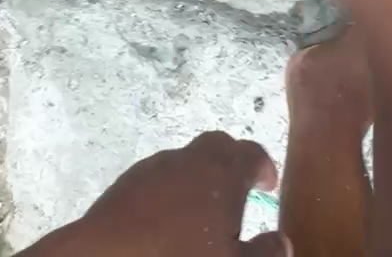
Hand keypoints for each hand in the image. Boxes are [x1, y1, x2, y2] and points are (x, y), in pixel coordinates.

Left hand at [20, 132, 289, 256]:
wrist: (109, 256)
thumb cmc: (181, 256)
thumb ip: (262, 252)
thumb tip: (282, 241)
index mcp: (222, 172)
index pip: (252, 152)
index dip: (264, 166)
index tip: (268, 184)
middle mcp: (192, 158)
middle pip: (219, 145)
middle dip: (233, 162)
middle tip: (241, 191)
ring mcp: (158, 165)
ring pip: (189, 159)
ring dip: (202, 176)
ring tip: (205, 212)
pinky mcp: (131, 179)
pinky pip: (163, 174)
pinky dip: (175, 187)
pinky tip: (170, 219)